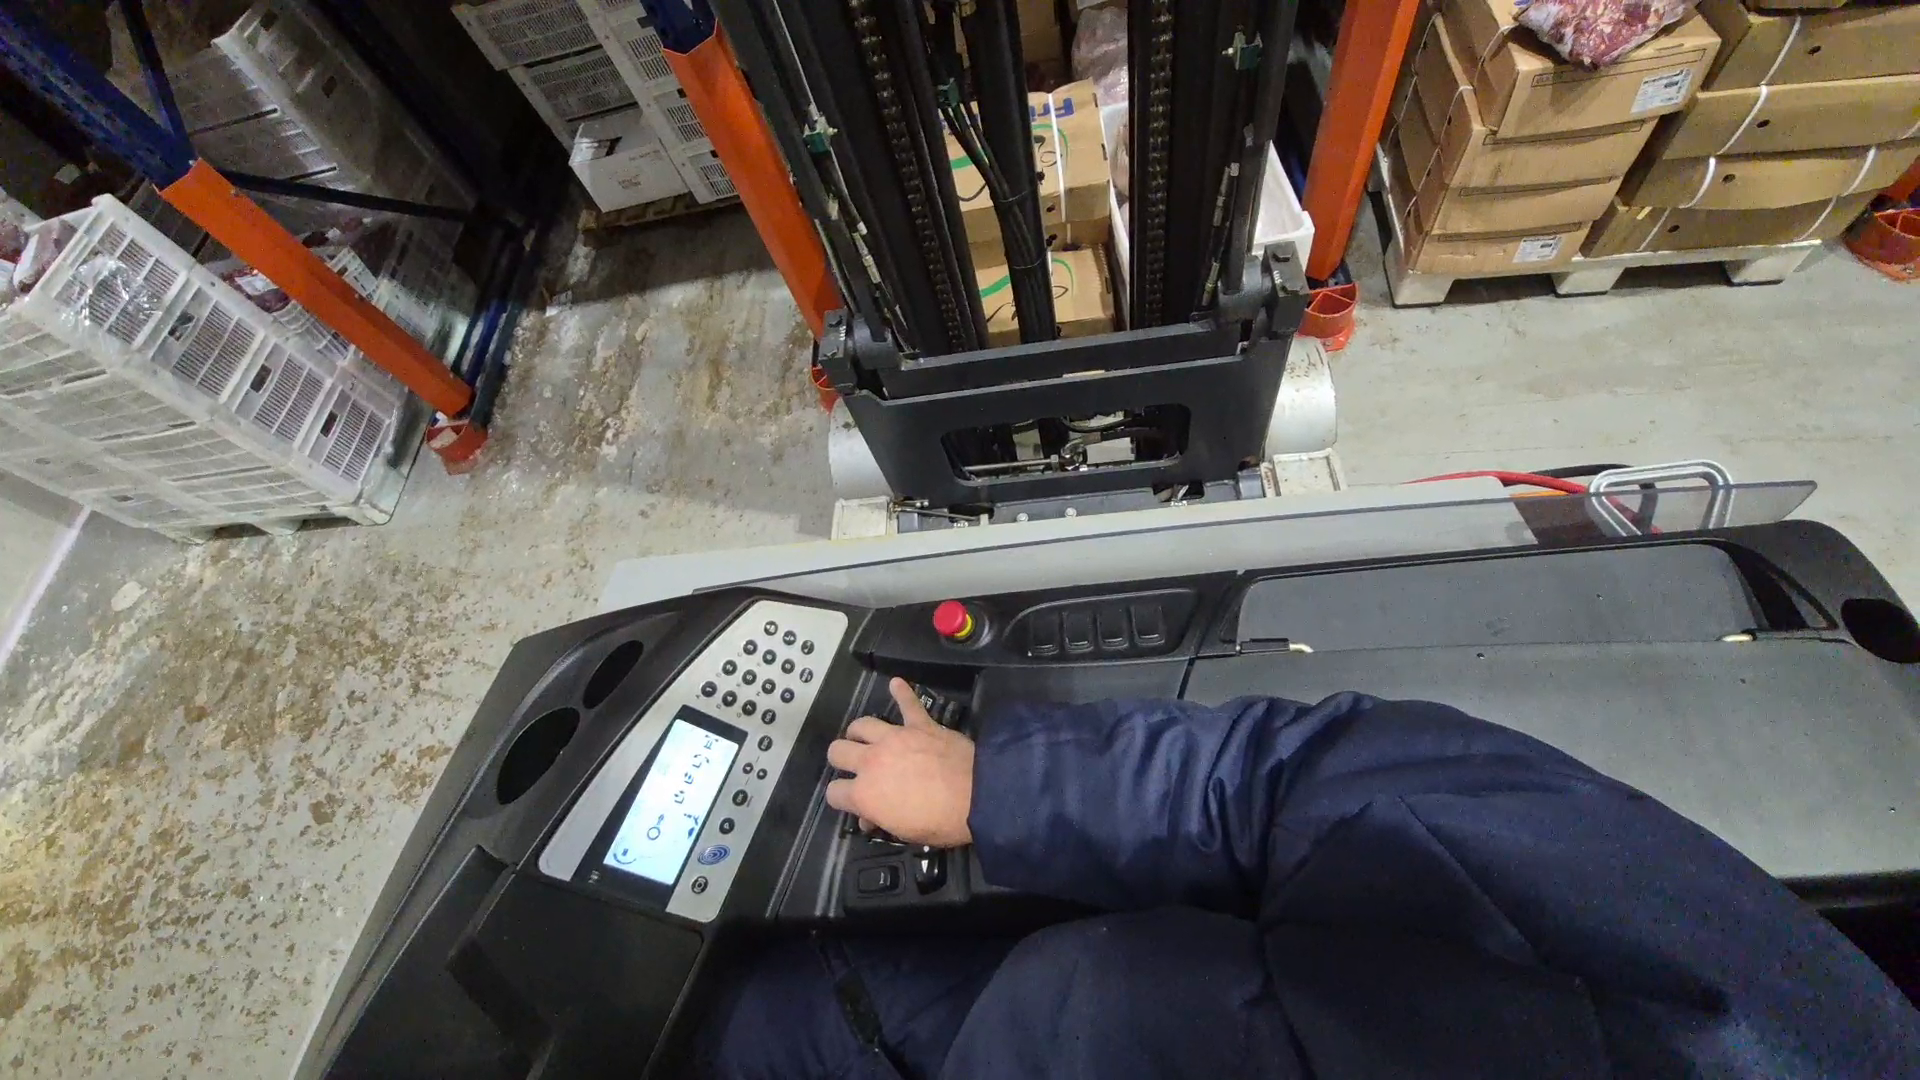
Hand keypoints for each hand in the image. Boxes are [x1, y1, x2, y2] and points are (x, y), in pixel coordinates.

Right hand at [825, 678, 974, 847]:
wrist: (977, 797)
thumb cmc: (941, 822)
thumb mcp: (905, 832)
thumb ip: (881, 819)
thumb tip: (871, 816)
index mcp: (864, 794)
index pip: (834, 792)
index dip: (841, 797)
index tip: (852, 801)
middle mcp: (871, 761)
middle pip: (838, 751)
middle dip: (841, 760)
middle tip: (854, 766)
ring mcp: (895, 738)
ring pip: (862, 724)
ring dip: (860, 732)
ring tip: (864, 737)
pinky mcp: (920, 725)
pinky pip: (908, 704)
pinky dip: (902, 692)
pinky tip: (896, 683)